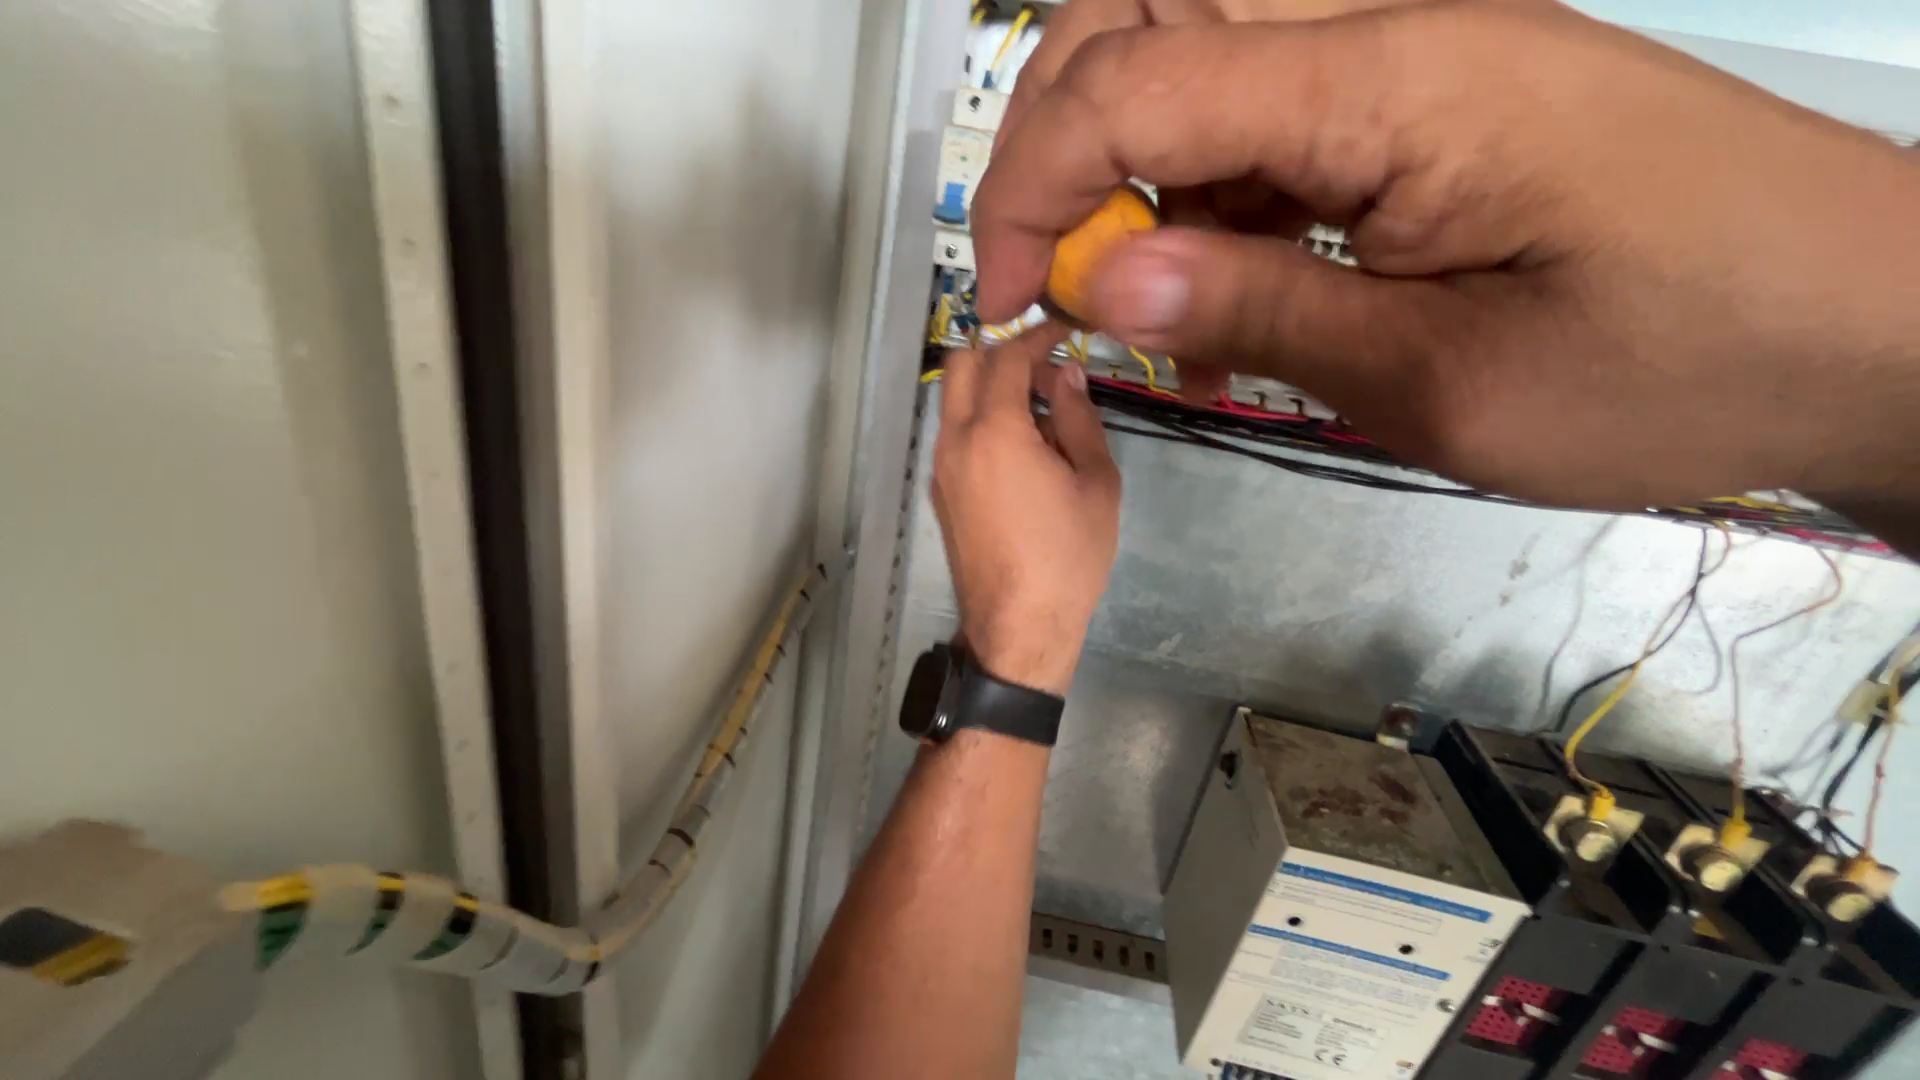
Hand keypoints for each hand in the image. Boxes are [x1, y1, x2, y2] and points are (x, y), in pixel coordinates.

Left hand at [932, 331, 1121, 696]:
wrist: (1019, 624)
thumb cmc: (1068, 555)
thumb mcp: (1095, 482)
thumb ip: (1078, 418)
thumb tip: (1066, 375)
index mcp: (994, 431)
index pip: (1006, 358)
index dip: (1036, 336)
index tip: (1063, 329)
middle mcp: (954, 441)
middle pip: (961, 366)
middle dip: (1000, 352)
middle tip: (1044, 369)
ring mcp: (940, 469)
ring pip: (953, 402)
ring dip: (990, 389)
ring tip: (1040, 414)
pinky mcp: (940, 494)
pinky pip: (954, 436)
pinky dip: (980, 422)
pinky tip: (1021, 450)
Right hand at [972, 2, 1919, 513]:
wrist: (1868, 335)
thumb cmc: (1670, 368)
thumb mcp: (1436, 379)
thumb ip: (1260, 312)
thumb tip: (1106, 283)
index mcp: (1392, 79)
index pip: (1137, 82)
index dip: (1034, 186)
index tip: (1006, 296)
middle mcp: (1387, 27)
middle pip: (1145, 12)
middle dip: (1053, 138)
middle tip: (1046, 264)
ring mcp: (1404, 57)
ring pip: (1192, 57)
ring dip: (1125, 172)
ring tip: (1141, 301)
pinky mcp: (1418, 100)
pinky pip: (1259, 120)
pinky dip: (1199, 199)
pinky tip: (1216, 291)